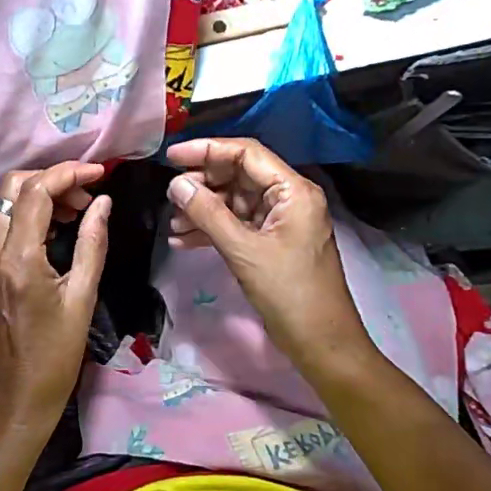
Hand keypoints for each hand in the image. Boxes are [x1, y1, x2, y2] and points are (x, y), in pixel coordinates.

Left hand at [0, 162, 111, 436]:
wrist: (17, 392)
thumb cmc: (57, 352)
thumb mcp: (83, 296)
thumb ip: (92, 242)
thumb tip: (102, 201)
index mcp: (18, 260)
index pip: (36, 191)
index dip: (69, 173)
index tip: (99, 175)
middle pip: (9, 186)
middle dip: (49, 179)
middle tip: (83, 198)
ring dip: (31, 194)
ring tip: (69, 212)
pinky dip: (17, 213)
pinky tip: (45, 229)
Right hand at [164, 138, 372, 375]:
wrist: (320, 340)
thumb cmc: (288, 292)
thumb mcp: (244, 250)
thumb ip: (208, 214)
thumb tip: (176, 184)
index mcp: (292, 191)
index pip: (246, 154)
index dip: (207, 150)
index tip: (171, 157)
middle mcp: (288, 199)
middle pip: (238, 176)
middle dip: (202, 184)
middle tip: (170, 197)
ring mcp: (279, 222)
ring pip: (233, 203)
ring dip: (202, 210)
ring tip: (173, 225)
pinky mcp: (270, 244)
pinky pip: (235, 226)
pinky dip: (210, 231)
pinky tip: (183, 241)